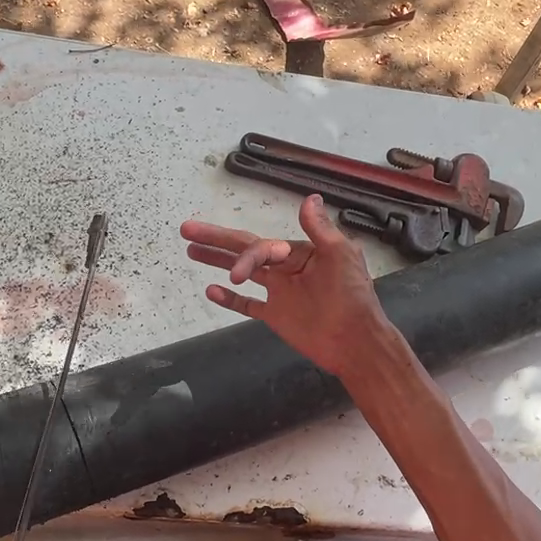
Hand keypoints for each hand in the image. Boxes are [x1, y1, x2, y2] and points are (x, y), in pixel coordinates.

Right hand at [181, 194, 394, 377]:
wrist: (354, 341)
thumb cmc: (351, 297)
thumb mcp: (340, 256)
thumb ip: (319, 229)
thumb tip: (309, 198)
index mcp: (300, 252)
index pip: (262, 247)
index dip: (247, 256)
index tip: (238, 274)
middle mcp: (286, 268)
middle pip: (244, 249)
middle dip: (216, 239)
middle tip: (186, 229)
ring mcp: (279, 292)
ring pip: (242, 273)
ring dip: (217, 261)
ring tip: (190, 251)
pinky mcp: (276, 315)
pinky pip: (248, 304)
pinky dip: (229, 299)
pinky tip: (210, 290)